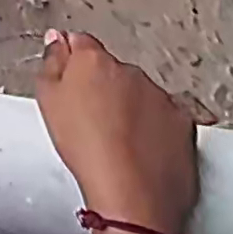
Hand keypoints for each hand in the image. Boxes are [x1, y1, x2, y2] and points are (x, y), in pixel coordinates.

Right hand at [36, 31, 197, 233]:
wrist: (131, 194)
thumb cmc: (84, 146)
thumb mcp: (47, 98)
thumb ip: (51, 61)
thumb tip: (57, 39)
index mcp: (93, 60)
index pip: (80, 41)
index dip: (70, 58)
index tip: (66, 76)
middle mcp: (131, 71)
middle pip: (110, 68)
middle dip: (100, 84)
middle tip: (86, 114)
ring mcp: (161, 96)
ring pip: (137, 91)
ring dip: (128, 104)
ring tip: (113, 136)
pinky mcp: (185, 123)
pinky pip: (163, 115)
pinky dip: (153, 125)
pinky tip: (138, 146)